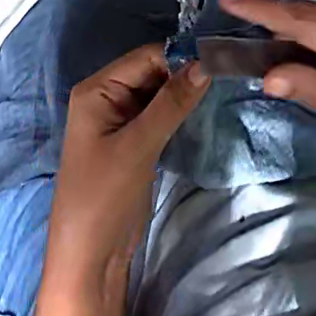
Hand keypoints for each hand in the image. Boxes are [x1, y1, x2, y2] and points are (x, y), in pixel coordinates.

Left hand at [48, 45, 209, 269]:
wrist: (89, 258)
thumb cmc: (104, 197)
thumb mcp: (139, 146)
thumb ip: (172, 102)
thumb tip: (205, 64)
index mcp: (96, 90)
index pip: (145, 57)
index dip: (181, 57)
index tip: (220, 63)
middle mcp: (106, 97)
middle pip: (153, 71)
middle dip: (185, 73)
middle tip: (226, 77)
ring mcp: (120, 119)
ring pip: (159, 92)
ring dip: (185, 92)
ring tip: (221, 90)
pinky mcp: (133, 139)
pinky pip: (160, 113)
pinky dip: (180, 110)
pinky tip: (203, 111)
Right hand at [217, 0, 315, 177]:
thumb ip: (311, 88)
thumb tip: (267, 74)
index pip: (300, 21)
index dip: (262, 11)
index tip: (229, 1)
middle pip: (307, 10)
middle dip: (268, 8)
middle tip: (232, 8)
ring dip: (286, 13)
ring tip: (252, 18)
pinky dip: (306, 21)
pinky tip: (291, 31)